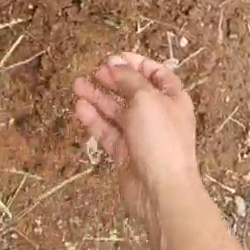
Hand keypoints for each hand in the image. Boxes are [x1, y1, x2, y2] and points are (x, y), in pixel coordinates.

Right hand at [72, 52, 200, 220]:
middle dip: (114, 79)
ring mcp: (140, 136)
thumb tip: (114, 63)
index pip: (156, 74)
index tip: (116, 57)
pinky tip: (80, 108)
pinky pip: (108, 131)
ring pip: (116, 111)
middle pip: (133, 91)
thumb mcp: (146, 98)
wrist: (162, 192)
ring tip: (77, 85)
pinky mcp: (125, 153)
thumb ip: (128, 78)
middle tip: (94, 70)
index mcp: (172, 99)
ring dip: (98, 97)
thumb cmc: (160, 138)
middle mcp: (158, 115)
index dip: (138, 63)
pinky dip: (94, 119)